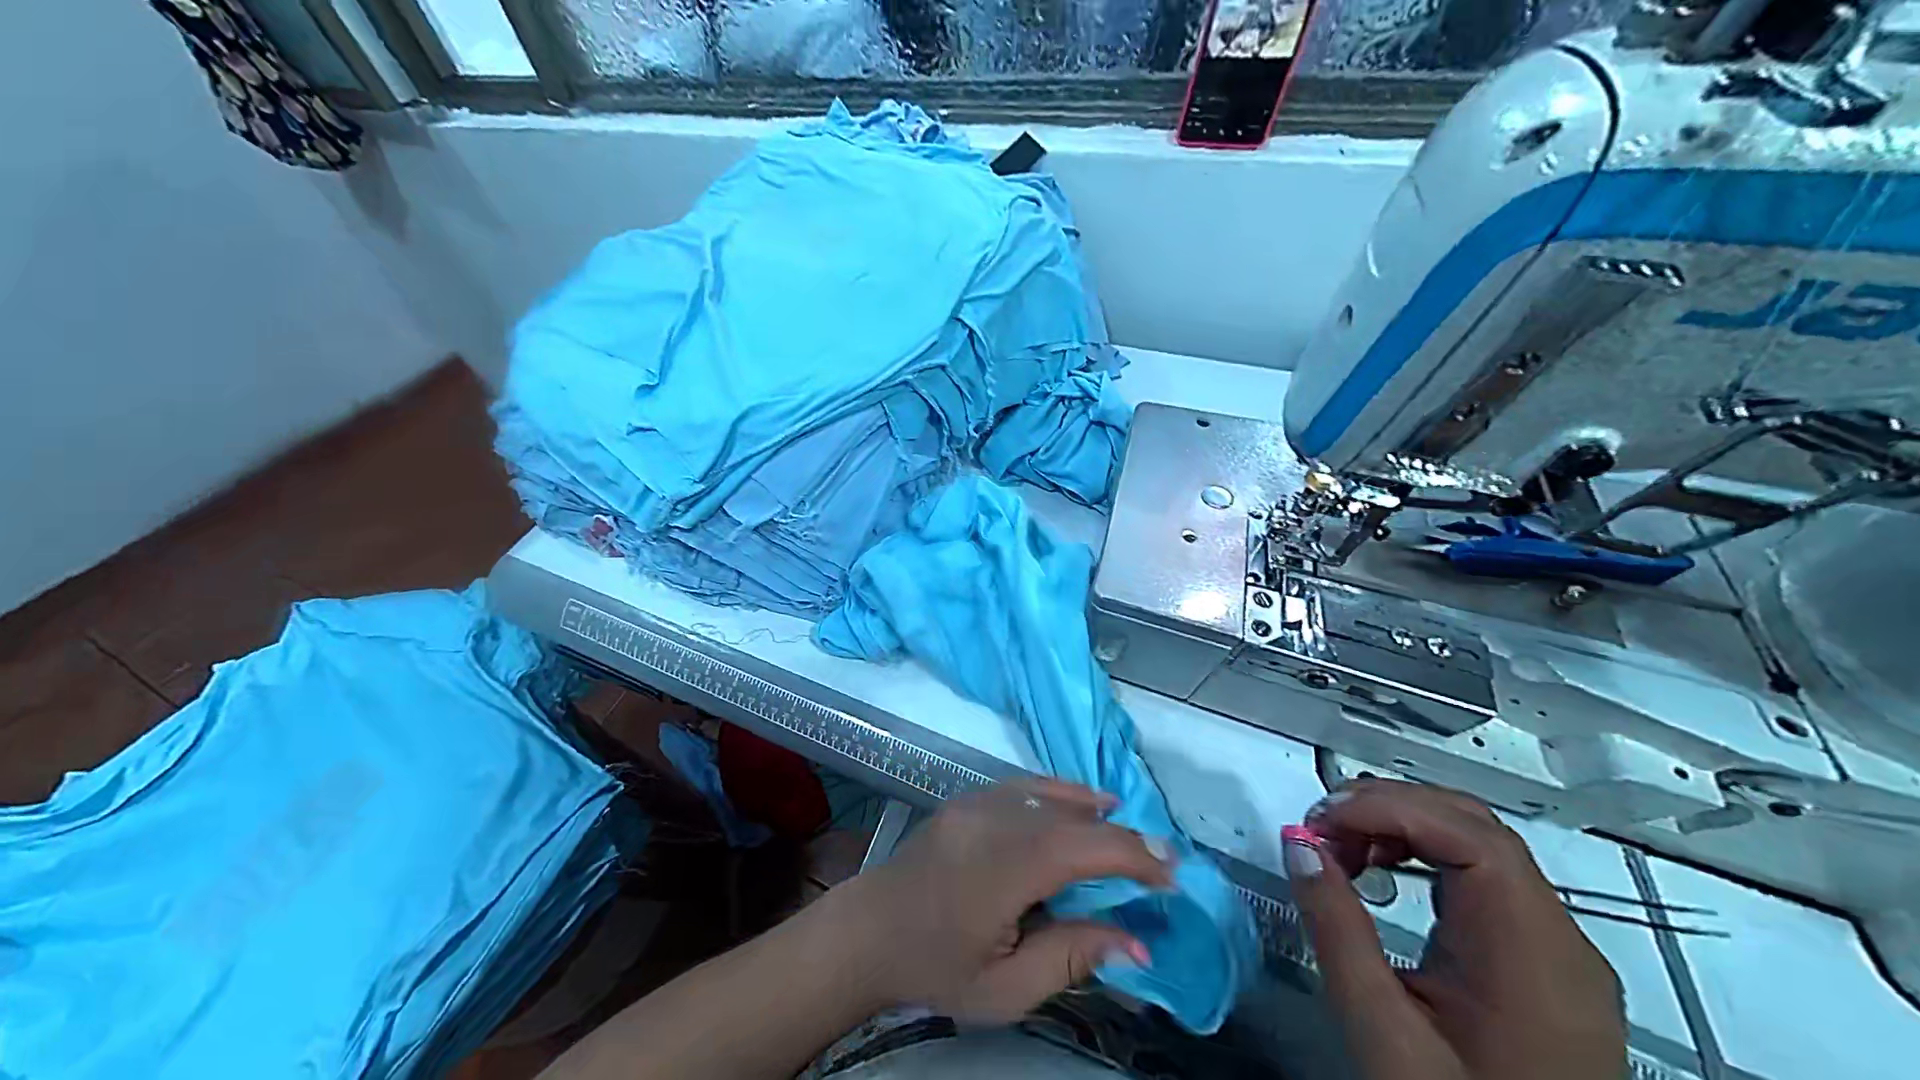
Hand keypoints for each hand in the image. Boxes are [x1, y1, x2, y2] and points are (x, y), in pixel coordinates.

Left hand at [827, 779, 1172, 1022]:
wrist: (868, 931)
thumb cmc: (936, 967)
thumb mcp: (1004, 989)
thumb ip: (1071, 956)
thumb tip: (1137, 942)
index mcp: (1001, 868)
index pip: (1083, 848)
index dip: (1133, 857)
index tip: (1170, 878)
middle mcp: (992, 820)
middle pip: (1073, 818)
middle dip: (1122, 839)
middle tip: (1159, 865)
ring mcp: (977, 801)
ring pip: (1051, 796)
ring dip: (1096, 813)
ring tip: (1131, 835)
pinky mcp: (968, 797)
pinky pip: (1026, 787)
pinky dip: (1062, 794)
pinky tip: (1086, 803)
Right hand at [1283, 779, 1625, 1079]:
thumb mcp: (1381, 1029)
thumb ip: (1336, 928)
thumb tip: (1298, 844)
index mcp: (1533, 955)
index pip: (1471, 836)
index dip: (1389, 807)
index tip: (1320, 820)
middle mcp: (1563, 943)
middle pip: (1478, 829)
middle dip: (1390, 809)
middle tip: (1320, 828)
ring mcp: (1561, 953)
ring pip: (1482, 848)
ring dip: (1404, 829)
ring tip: (1341, 848)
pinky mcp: (1545, 966)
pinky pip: (1486, 881)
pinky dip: (1426, 858)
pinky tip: (1383, 873)